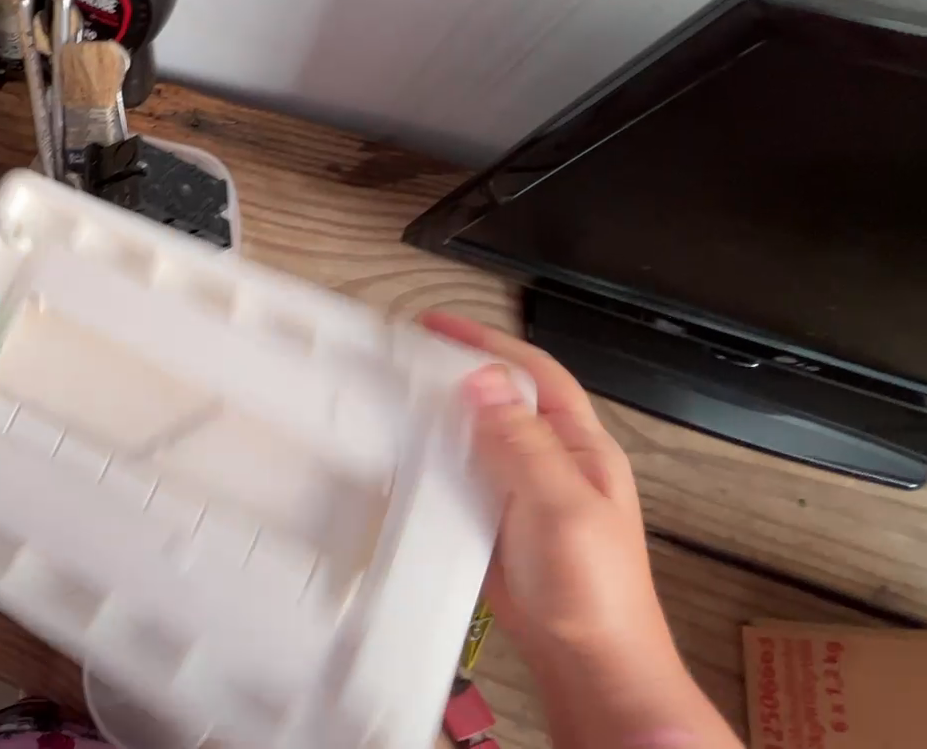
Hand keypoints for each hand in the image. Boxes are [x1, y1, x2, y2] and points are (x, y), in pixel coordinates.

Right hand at [418, 312, 669, 664]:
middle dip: (454, 367)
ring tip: (392, 387)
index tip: (436, 325)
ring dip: (436, 406)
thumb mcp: (561, 508)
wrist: (584, 659)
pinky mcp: (486, 507)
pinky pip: (453, 464)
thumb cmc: (593, 590)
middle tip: (402, 351)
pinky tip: (401, 442)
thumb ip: (522, 444)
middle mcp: (547, 456)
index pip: (533, 374)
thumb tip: (483, 381)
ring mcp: (515, 483)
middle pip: (497, 394)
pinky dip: (427, 447)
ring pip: (471, 427)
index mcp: (578, 447)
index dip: (488, 343)